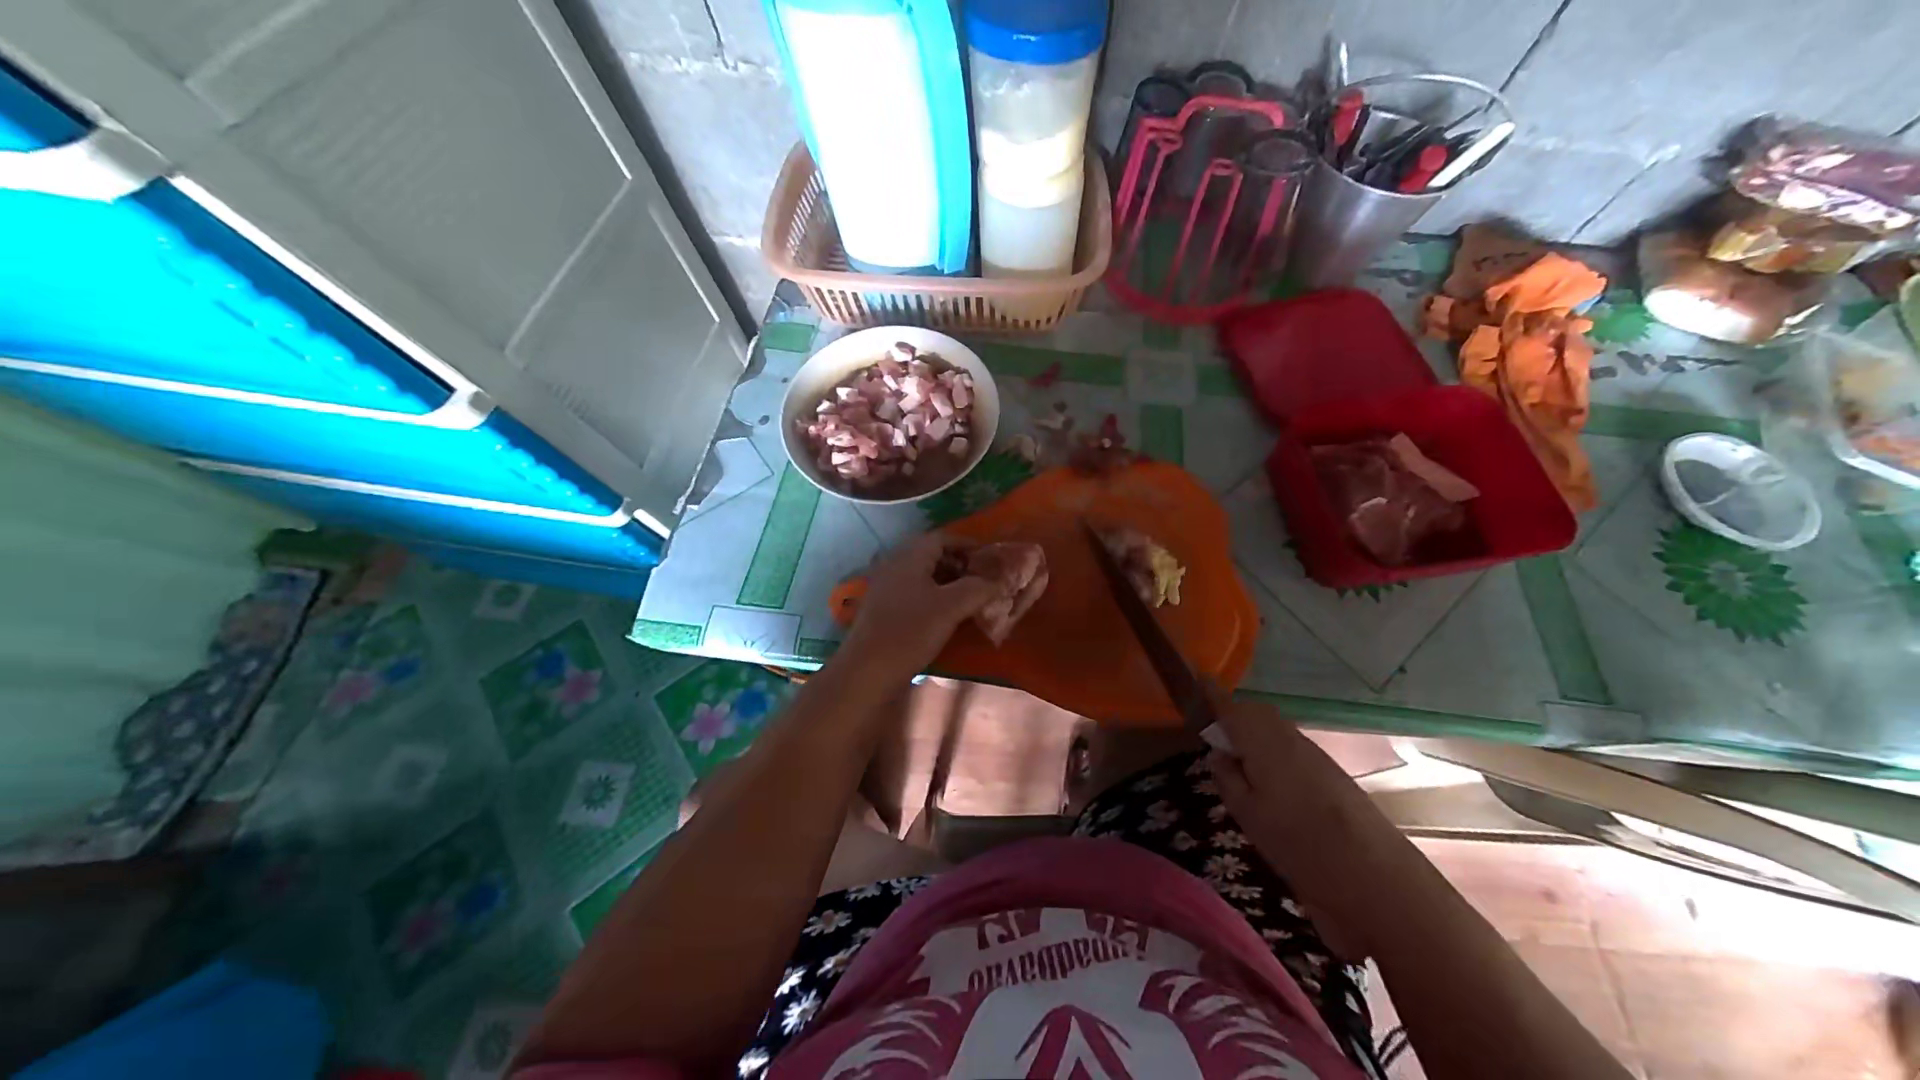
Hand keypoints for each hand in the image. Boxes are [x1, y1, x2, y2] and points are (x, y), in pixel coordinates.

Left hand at [842, 533, 999, 674]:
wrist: (868, 670)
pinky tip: (947, 615)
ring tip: (971, 598)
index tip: (992, 560)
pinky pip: (914, 592)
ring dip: (949, 582)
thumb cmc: (910, 631)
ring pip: (924, 575)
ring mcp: (886, 586)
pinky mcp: (884, 608)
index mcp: (909, 556)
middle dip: (961, 564)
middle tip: (984, 580)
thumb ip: (978, 588)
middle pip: (933, 554)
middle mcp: (895, 564)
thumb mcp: (951, 607)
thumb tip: (999, 580)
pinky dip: (935, 596)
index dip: (970, 545)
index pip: (943, 537)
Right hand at [1205, 700, 1397, 958]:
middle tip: (1213, 735)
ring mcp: (1314, 753)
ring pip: (1275, 729)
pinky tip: (1269, 777)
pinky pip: (1291, 745)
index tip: (1196, 681)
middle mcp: (1289, 738)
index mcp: (1263, 742)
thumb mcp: (1248, 815)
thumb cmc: (1298, 843)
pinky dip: (1273, 748)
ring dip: (1254, 733)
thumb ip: (1227, 779)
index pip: (1231, 707)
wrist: (1375, 874)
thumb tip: (1218, 753)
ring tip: (1238, 759)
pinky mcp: (1330, 772)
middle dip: (1233, 715)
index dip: (1212, 694)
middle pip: (1256, 713)